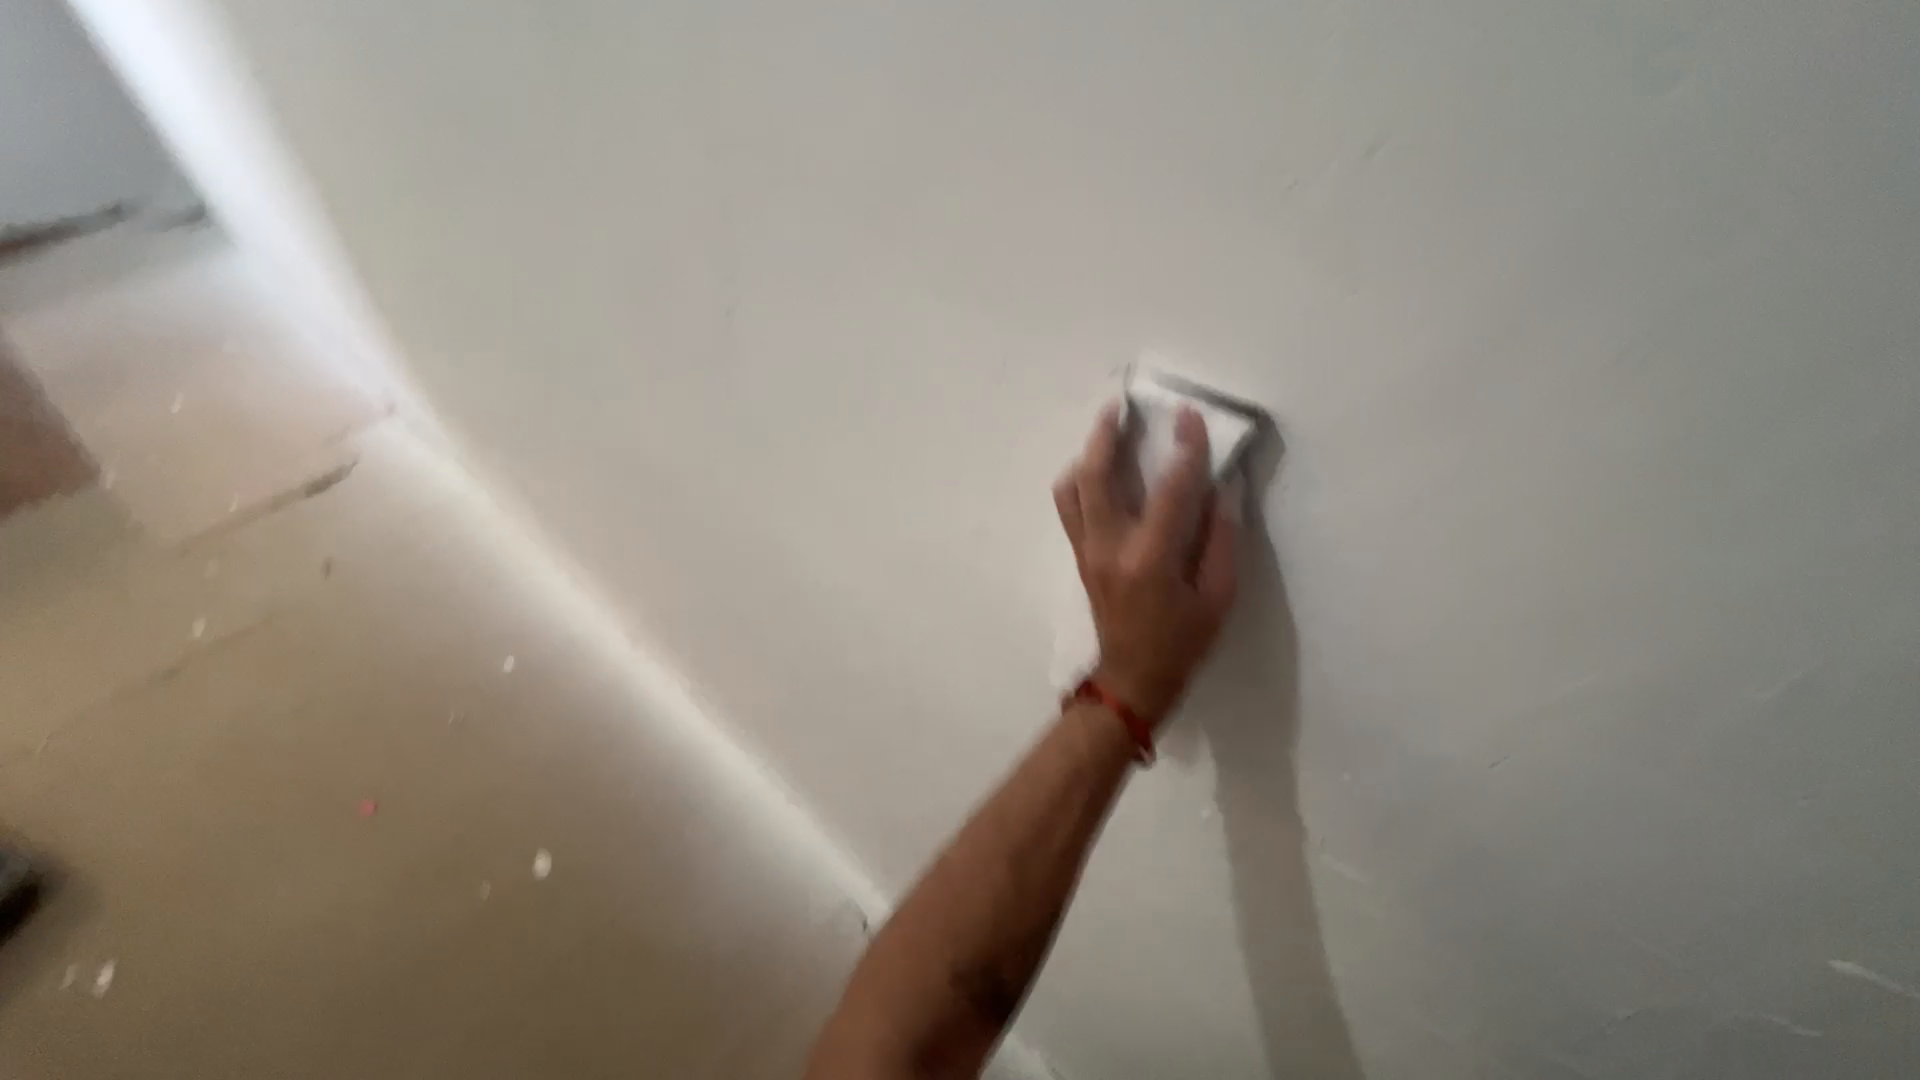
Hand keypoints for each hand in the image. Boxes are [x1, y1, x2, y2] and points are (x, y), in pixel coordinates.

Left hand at [1054, 401, 1238, 725]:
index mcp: (1150, 559)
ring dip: (1086, 455)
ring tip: (1105, 431)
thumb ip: (1220, 539)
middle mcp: (1109, 548)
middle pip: (1096, 478)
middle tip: (1118, 404)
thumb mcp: (1219, 596)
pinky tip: (1098, 470)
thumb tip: (1221, 487)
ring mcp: (1087, 551)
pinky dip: (1080, 480)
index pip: (1169, 491)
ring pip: (1071, 489)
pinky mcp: (1079, 556)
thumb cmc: (1183, 642)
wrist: (1132, 679)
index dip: (1184, 449)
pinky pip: (1070, 507)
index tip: (1189, 415)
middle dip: (1105, 436)